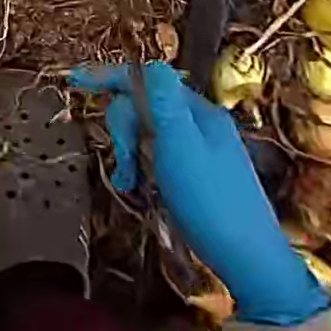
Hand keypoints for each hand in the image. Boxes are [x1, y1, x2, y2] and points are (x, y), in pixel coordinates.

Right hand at [70, 61, 330, 325]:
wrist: (253, 267)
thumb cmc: (212, 203)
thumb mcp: (181, 145)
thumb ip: (163, 101)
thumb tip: (149, 63)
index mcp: (198, 112)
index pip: (148, 78)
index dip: (112, 77)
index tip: (78, 81)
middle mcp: (199, 124)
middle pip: (146, 104)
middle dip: (125, 127)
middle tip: (124, 161)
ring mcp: (200, 150)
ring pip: (149, 131)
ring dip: (131, 151)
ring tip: (129, 181)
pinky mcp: (196, 175)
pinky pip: (158, 155)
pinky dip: (142, 167)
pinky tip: (139, 186)